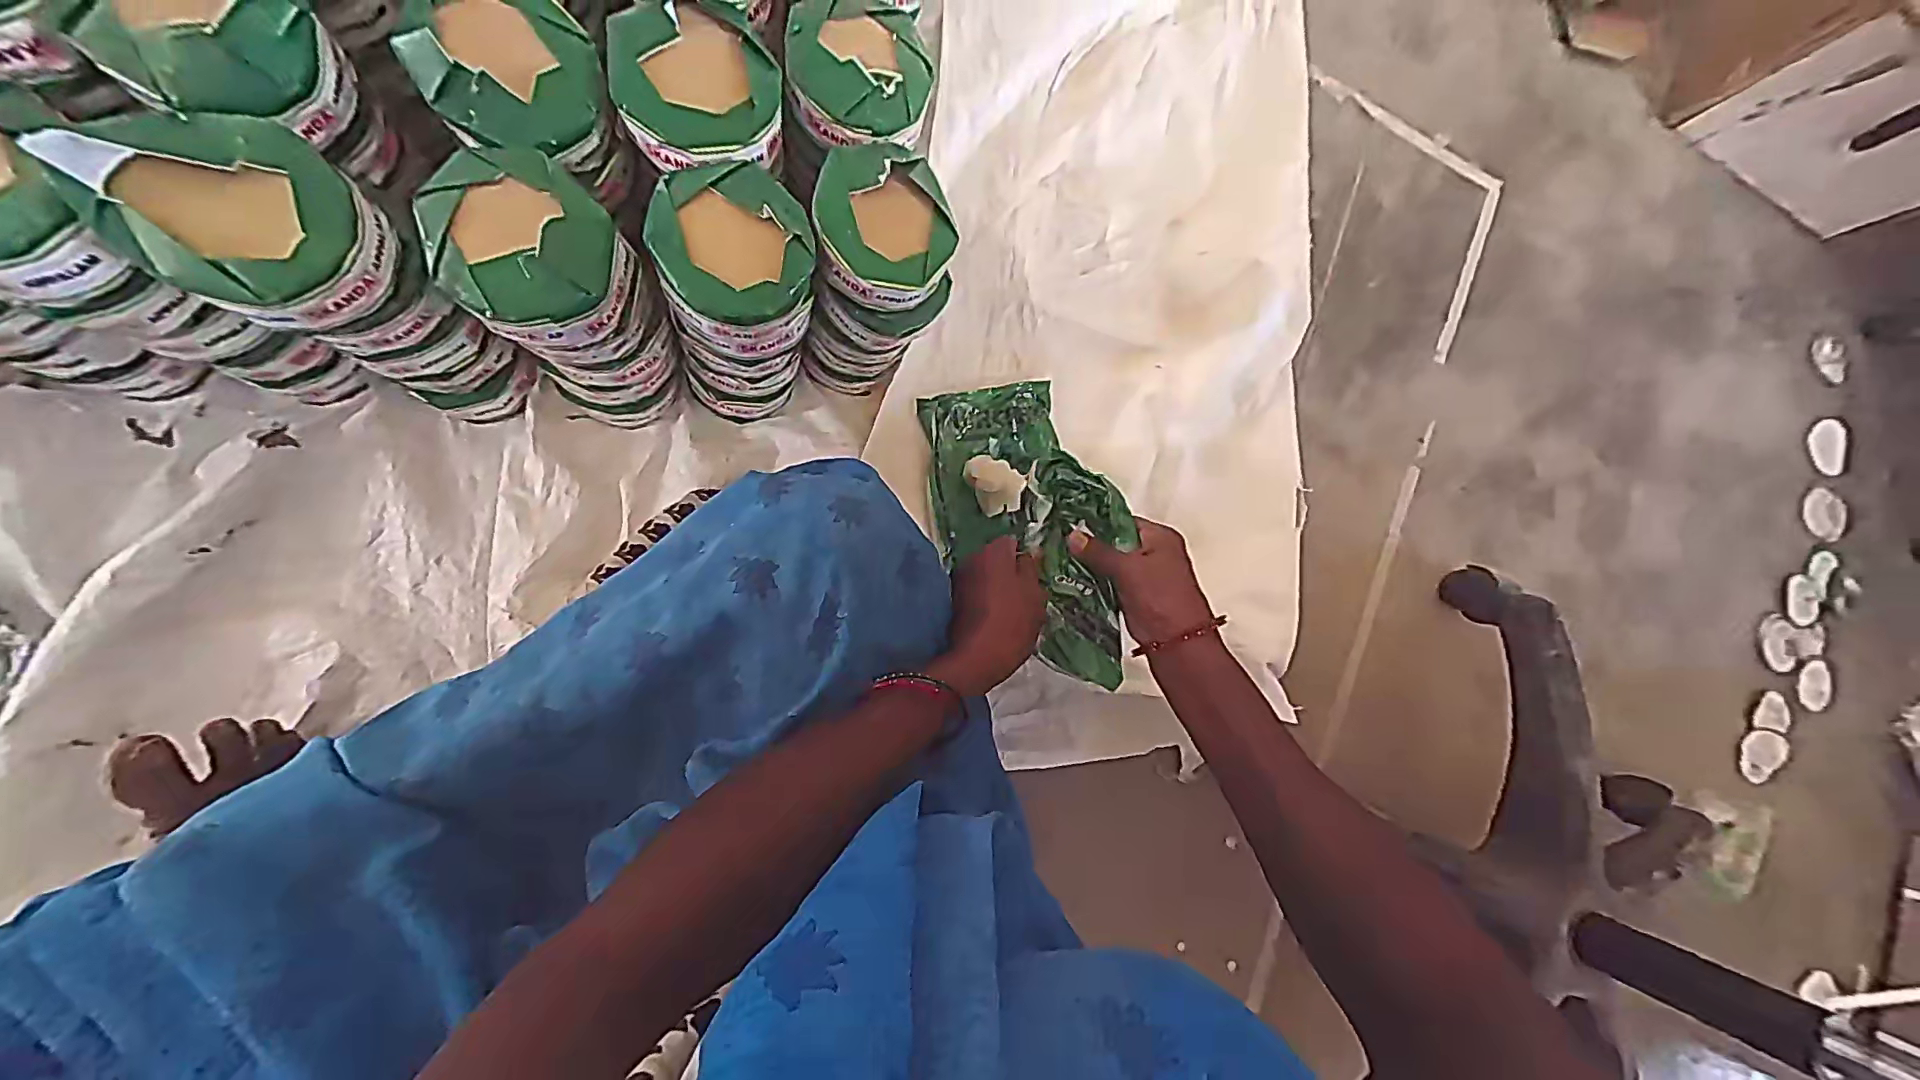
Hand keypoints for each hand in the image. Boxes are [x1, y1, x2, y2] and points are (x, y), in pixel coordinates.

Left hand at [926, 535, 1045, 695]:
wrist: (976, 659)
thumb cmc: (1012, 624)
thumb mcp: (1035, 596)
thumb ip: (1031, 569)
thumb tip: (1028, 553)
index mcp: (994, 552)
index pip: (1013, 543)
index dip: (1026, 559)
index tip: (1035, 577)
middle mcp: (972, 558)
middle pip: (997, 559)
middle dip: (1009, 572)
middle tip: (1026, 596)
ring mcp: (959, 579)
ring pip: (985, 576)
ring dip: (996, 586)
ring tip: (1011, 610)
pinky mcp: (952, 600)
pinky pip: (974, 592)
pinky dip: (983, 600)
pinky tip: (994, 618)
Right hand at [1069, 519, 1215, 644]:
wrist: (1176, 642)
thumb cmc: (1160, 599)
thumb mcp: (1127, 569)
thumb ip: (1098, 551)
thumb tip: (1073, 535)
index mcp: (1160, 537)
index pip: (1123, 520)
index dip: (1097, 521)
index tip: (1071, 522)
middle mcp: (1154, 552)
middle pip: (1116, 542)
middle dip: (1091, 544)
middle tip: (1061, 542)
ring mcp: (1145, 575)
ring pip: (1112, 563)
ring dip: (1091, 564)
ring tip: (1061, 559)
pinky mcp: (1136, 594)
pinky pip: (1111, 581)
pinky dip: (1096, 581)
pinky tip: (1073, 579)